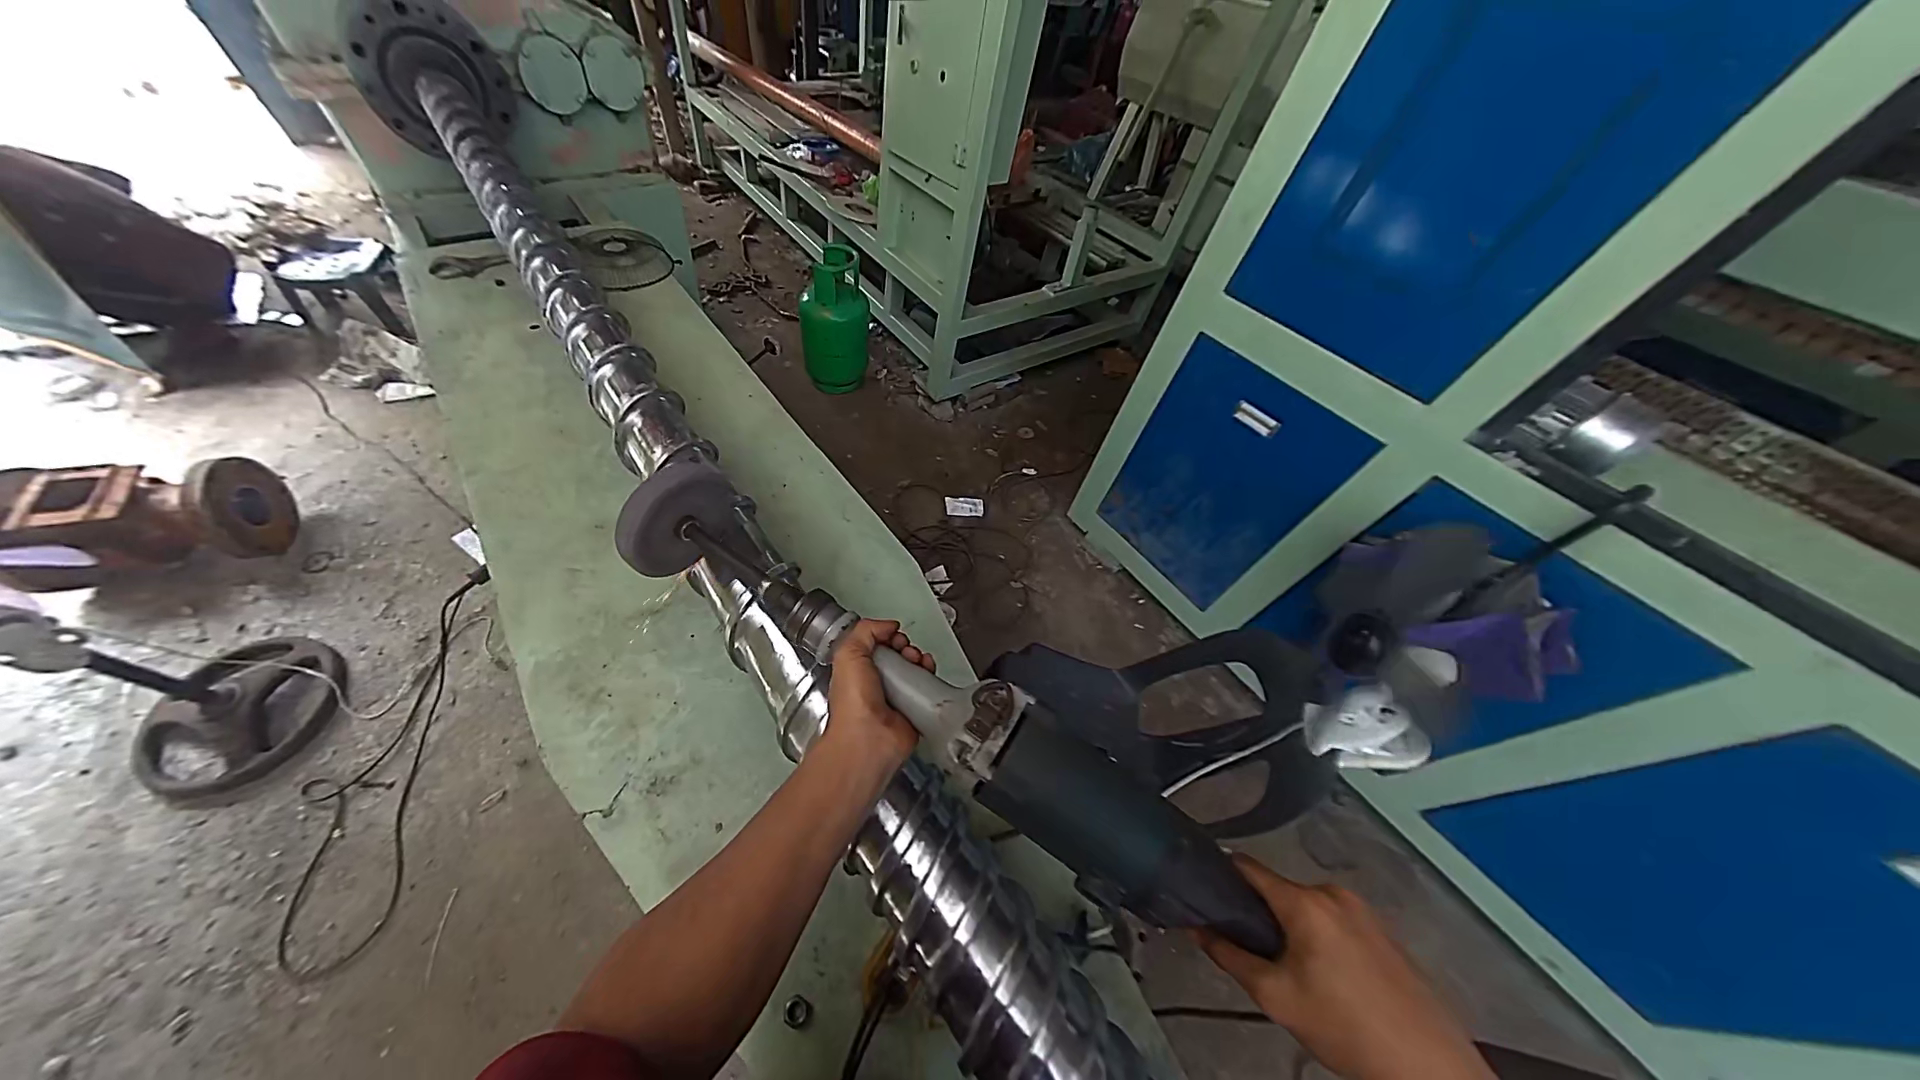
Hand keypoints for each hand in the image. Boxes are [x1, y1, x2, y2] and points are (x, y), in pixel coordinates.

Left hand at [820, 619, 932, 778]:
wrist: (869, 737)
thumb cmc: (853, 702)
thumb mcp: (849, 653)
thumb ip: (866, 631)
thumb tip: (888, 625)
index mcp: (858, 670)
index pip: (877, 645)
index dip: (887, 636)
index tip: (892, 635)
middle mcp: (877, 683)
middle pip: (898, 654)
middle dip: (905, 645)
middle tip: (904, 649)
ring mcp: (897, 696)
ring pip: (914, 668)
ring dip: (919, 658)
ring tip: (916, 660)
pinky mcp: (914, 708)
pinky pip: (927, 687)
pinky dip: (930, 675)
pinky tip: (928, 670)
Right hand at [1194, 855, 1493, 1079]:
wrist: (1430, 1070)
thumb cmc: (1347, 1029)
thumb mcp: (1276, 997)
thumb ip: (1229, 956)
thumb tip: (1197, 929)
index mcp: (1305, 901)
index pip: (1246, 865)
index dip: (1220, 877)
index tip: (1207, 898)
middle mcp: (1334, 893)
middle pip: (1277, 890)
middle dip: (1260, 917)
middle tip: (1258, 957)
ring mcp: (1363, 910)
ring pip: (1306, 908)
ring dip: (1290, 930)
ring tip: (1296, 975)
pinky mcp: (1383, 931)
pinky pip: (1334, 921)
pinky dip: (1320, 939)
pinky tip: (1329, 980)